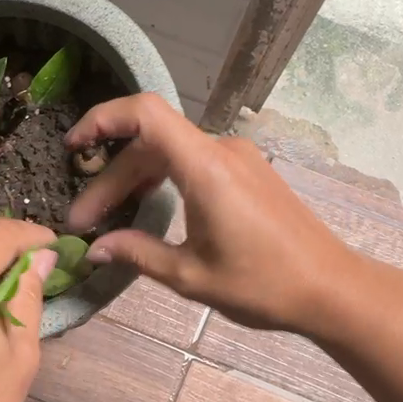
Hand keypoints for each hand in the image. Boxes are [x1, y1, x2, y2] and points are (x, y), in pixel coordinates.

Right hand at [66, 93, 351, 332]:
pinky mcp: (247, 172)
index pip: (145, 114)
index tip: (73, 146)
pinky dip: (161, 180)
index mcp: (206, 168)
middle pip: (150, 144)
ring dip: (134, 182)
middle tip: (83, 224)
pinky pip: (192, 163)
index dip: (102, 118)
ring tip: (107, 219)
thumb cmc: (262, 284)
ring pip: (170, 154)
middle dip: (110, 180)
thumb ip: (137, 255)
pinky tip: (147, 209)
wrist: (329, 287)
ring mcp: (238, 159)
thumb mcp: (190, 276)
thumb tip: (95, 250)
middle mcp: (221, 151)